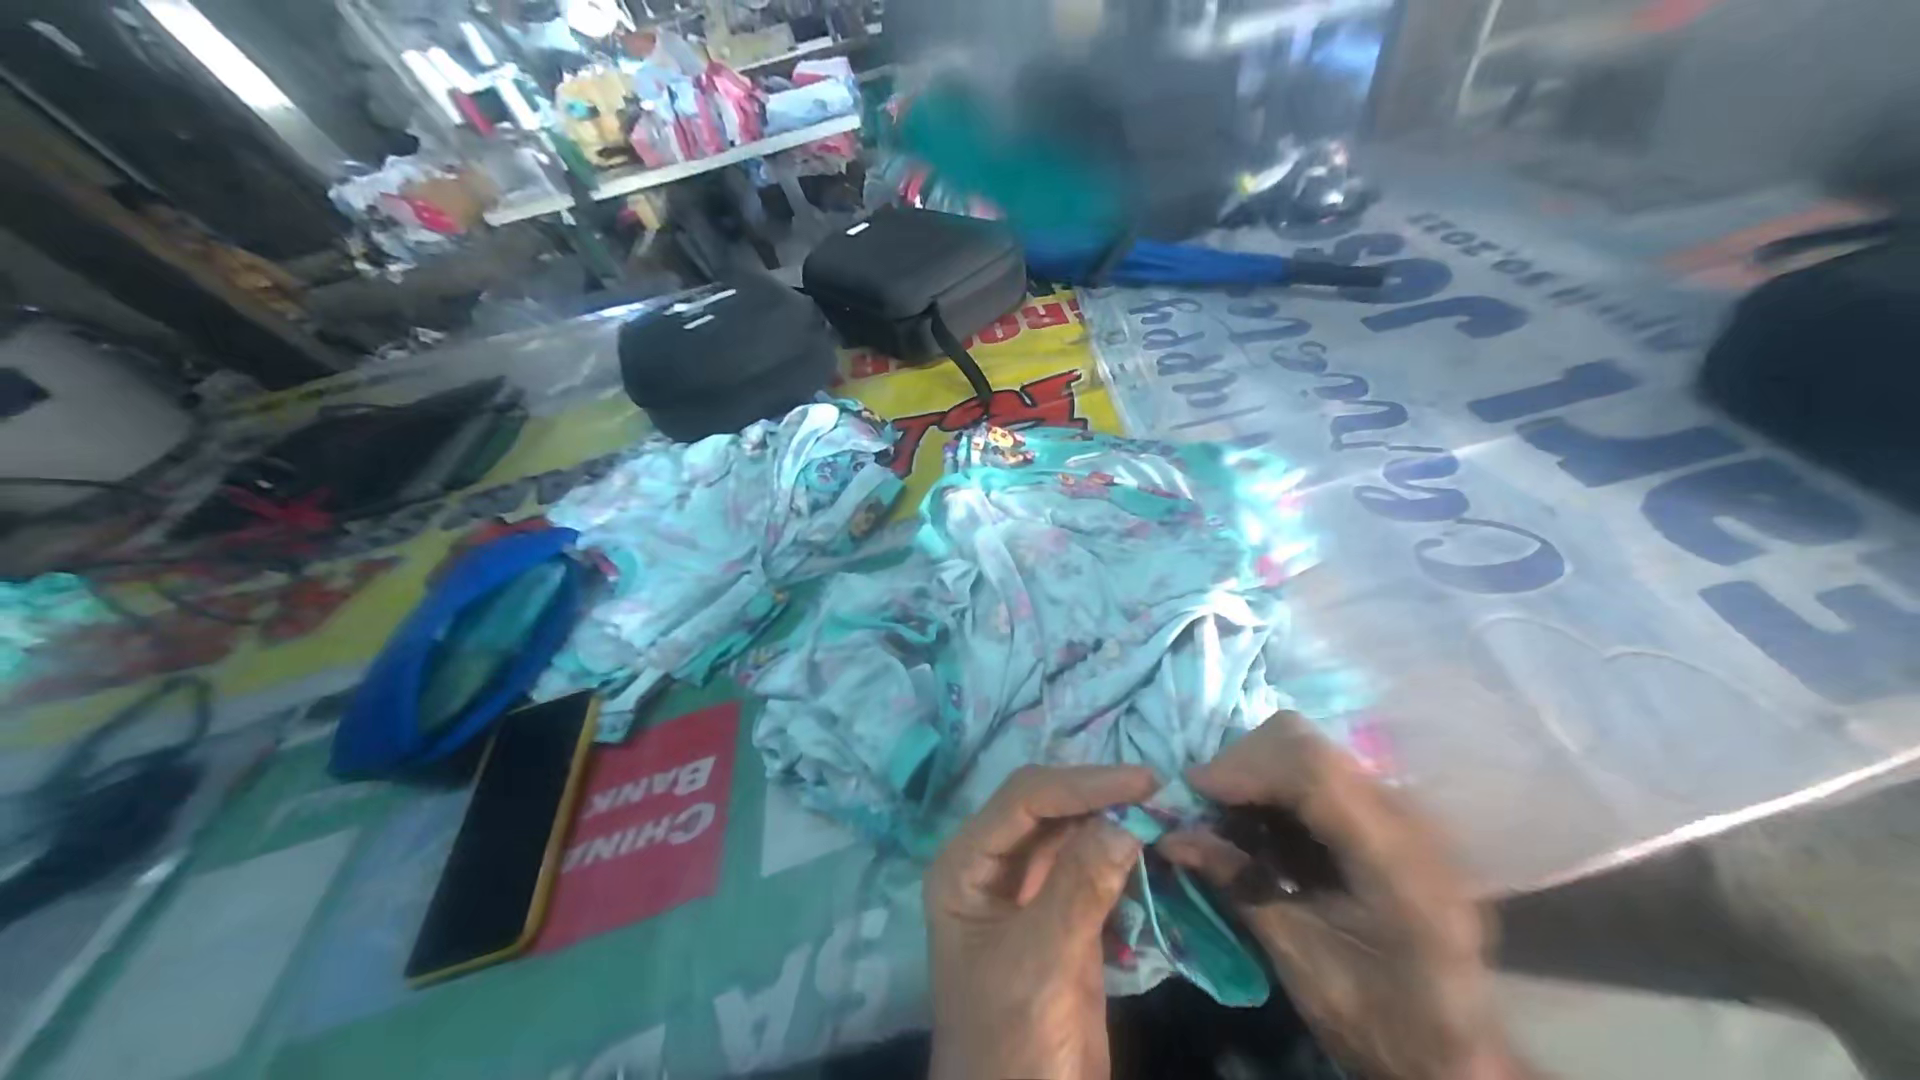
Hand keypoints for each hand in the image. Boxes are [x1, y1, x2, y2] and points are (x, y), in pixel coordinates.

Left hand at [924, 764, 1156, 1079]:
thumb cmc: (1009, 1043)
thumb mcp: (1040, 965)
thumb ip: (1079, 890)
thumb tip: (1127, 822)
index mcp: (966, 864)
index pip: (1024, 800)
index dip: (1082, 784)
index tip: (1143, 783)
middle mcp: (992, 863)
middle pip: (1047, 806)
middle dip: (1099, 794)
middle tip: (1160, 790)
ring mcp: (1028, 887)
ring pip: (1072, 831)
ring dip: (1114, 818)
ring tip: (1164, 808)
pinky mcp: (1061, 912)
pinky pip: (1091, 865)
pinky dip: (1121, 852)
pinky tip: (1152, 843)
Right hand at [1158, 713, 1523, 1079]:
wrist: (1454, 1053)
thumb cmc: (1378, 1018)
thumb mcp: (1299, 957)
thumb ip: (1237, 885)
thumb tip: (1170, 837)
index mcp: (1394, 858)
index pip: (1312, 771)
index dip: (1242, 767)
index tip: (1191, 789)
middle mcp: (1404, 816)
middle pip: (1303, 742)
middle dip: (1241, 763)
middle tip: (1205, 804)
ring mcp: (1398, 808)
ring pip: (1305, 746)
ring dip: (1254, 770)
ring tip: (1225, 816)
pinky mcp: (1384, 812)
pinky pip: (1315, 771)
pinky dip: (1272, 785)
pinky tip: (1257, 824)